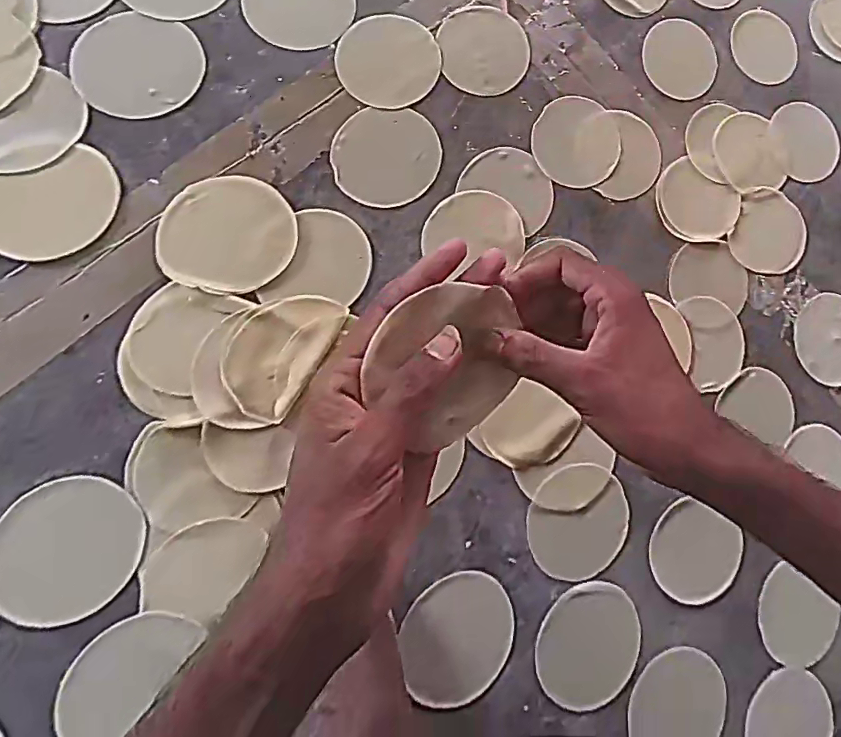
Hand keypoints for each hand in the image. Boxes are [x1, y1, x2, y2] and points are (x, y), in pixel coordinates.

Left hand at [268, 241, 508, 614]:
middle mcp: (374, 389)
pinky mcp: (422, 442)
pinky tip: (502, 359)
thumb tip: (448, 338)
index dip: (423, 280)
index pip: (388, 315)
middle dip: (455, 298)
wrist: (335, 588)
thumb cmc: (336, 516)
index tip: (456, 253)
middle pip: (420, 332)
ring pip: (441, 362)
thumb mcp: (369, 445)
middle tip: (496, 268)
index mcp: (346, 381)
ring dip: (471, 333)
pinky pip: (453, 399)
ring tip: (505, 304)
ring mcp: (401, 415)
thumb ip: (409, 390)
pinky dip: (477, 377)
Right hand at [490, 251, 726, 489]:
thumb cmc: (646, 408)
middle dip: (527, 300)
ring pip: (565, 311)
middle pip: (561, 284)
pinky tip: (522, 357)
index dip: (528, 276)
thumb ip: (533, 356)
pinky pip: (571, 334)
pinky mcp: (610, 350)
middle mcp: (615, 303)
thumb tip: (492, 339)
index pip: (563, 263)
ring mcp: (613, 326)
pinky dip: (547, 342)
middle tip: (492, 320)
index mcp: (615, 296)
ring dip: (534, 322)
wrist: (682, 442)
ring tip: (500, 339)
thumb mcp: (581, 380)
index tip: (499, 296)